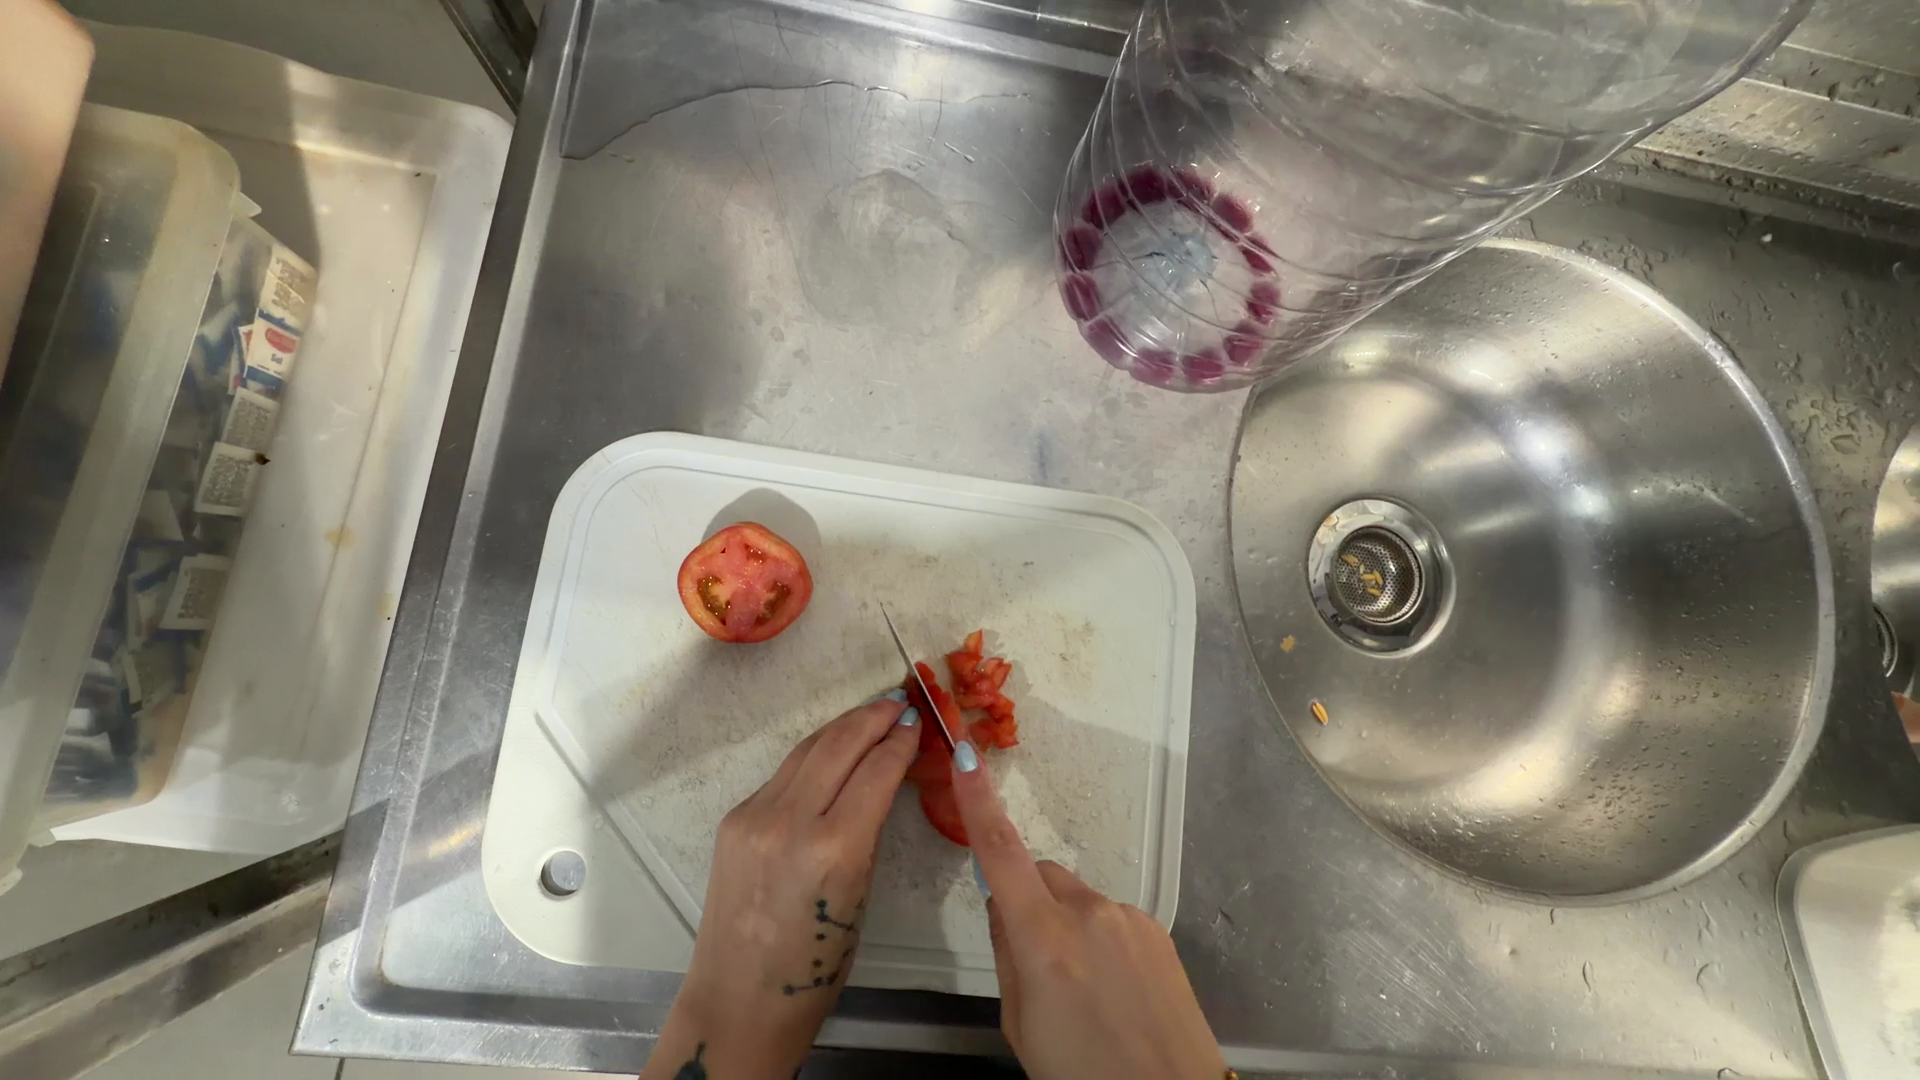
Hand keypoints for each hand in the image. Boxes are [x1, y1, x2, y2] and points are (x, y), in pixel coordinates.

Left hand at [641, 690, 920, 1079]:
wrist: (739, 1000)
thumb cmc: (817, 965)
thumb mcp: (860, 894)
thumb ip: (869, 830)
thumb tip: (883, 777)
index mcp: (834, 848)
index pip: (876, 770)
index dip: (900, 741)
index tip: (918, 722)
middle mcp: (790, 820)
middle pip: (839, 744)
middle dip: (873, 717)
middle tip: (899, 701)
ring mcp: (755, 815)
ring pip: (807, 749)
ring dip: (843, 727)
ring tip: (872, 713)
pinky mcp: (735, 818)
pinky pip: (784, 774)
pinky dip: (814, 755)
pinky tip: (833, 751)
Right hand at [949, 743, 1224, 1079]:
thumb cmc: (1082, 1075)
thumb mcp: (1021, 1025)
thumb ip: (1007, 955)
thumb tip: (1001, 907)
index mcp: (1044, 938)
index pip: (1001, 853)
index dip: (978, 802)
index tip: (965, 757)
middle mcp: (1087, 912)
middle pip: (1040, 875)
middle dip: (1028, 899)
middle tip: (1034, 958)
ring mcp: (1126, 915)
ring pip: (1076, 899)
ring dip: (1067, 925)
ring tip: (1082, 987)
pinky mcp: (1154, 926)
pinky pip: (1110, 916)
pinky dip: (1100, 939)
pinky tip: (1114, 988)